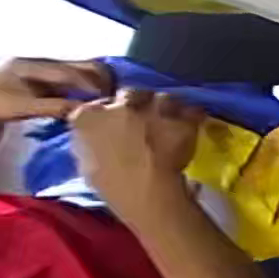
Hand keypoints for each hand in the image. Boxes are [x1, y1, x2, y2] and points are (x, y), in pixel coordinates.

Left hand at [0, 58, 111, 123]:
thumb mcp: (20, 108)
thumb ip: (56, 107)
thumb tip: (93, 110)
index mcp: (31, 65)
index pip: (76, 71)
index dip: (96, 87)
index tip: (109, 103)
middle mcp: (41, 63)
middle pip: (88, 67)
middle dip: (105, 83)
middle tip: (112, 103)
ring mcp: (44, 71)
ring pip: (87, 73)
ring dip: (99, 87)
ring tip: (104, 105)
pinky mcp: (47, 81)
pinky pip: (78, 81)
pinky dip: (90, 91)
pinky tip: (90, 104)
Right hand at [69, 89, 205, 216]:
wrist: (143, 184)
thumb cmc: (109, 178)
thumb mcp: (85, 154)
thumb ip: (92, 135)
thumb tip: (102, 132)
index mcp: (87, 115)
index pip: (100, 103)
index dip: (113, 109)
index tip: (121, 117)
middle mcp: (120, 106)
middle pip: (133, 93)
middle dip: (140, 101)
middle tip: (149, 115)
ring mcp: (152, 109)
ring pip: (164, 97)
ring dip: (168, 106)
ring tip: (173, 118)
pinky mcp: (181, 117)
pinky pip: (191, 109)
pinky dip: (192, 114)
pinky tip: (193, 122)